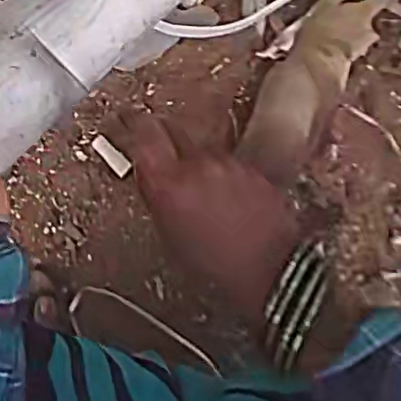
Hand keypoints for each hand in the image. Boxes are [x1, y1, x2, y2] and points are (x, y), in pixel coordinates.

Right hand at [112, 109, 300, 326]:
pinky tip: (224, 195)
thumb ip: (154, 192)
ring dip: (192, 157)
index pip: (140, 130)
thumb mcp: (168, 234)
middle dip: (159, 133)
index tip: (124, 121)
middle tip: (155, 145)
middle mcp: (195, 164)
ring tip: (198, 186)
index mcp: (166, 181)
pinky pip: (226, 160)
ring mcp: (226, 164)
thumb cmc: (217, 269)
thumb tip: (146, 171)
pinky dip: (220, 171)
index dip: (130, 122)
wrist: (275, 279)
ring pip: (199, 145)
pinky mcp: (252, 169)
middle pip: (169, 127)